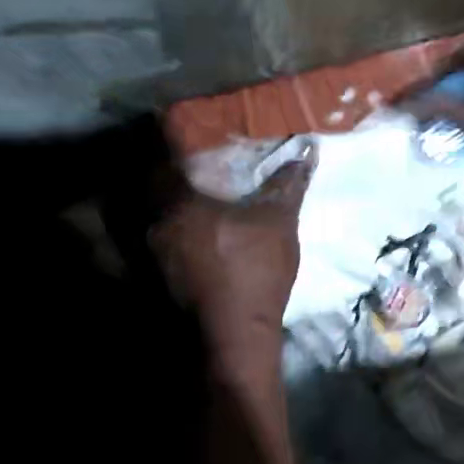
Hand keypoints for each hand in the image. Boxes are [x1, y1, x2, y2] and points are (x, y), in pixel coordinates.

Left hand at [150, 154, 313, 365]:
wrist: (237, 332)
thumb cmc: (256, 269)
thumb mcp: (279, 223)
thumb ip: (287, 186)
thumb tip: (306, 153)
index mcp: (181, 203)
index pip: (167, 158)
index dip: (178, 140)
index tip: (192, 131)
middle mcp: (159, 223)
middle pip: (161, 187)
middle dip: (180, 174)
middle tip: (205, 167)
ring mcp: (157, 252)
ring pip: (163, 215)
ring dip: (181, 205)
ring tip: (208, 201)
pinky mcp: (162, 276)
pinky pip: (169, 239)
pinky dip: (183, 231)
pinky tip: (207, 236)